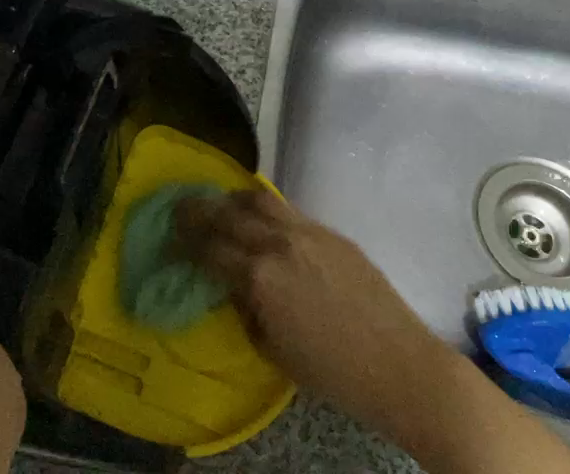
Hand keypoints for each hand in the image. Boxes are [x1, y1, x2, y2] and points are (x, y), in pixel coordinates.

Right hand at [175, 190, 569, 473]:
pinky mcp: (331, 233)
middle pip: (228, 214)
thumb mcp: (273, 349)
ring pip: (260, 199)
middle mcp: (279, 243)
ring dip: (233, 199)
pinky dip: (265, 208)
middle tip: (182, 208)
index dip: (185, 242)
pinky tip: (260, 217)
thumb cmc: (331, 371)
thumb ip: (246, 309)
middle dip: (200, 210)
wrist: (399, 364)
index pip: (209, 248)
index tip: (170, 237)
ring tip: (219, 202)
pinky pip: (288, 210)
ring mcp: (308, 232)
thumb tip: (233, 286)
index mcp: (259, 277)